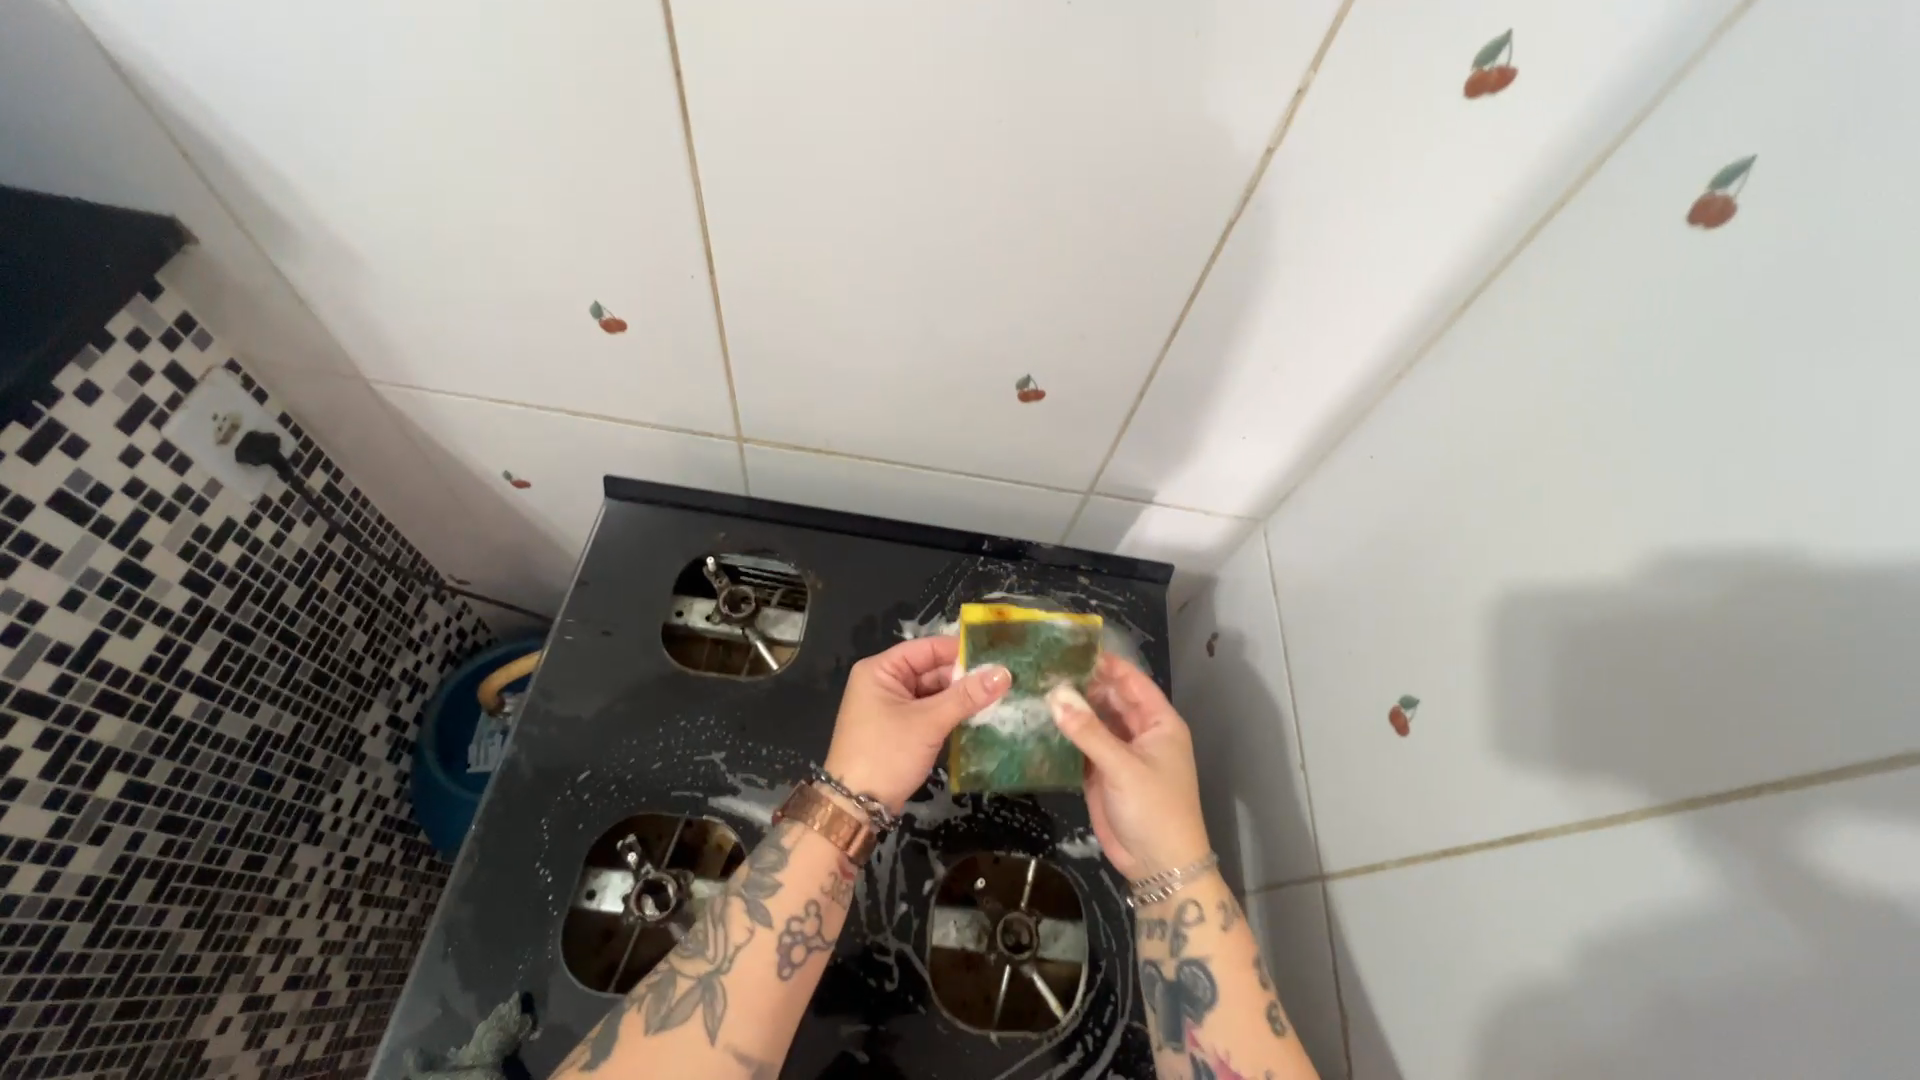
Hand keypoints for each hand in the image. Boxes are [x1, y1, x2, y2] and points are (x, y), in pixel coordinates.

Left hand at [822, 636, 1010, 812]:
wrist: (855, 807)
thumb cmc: (886, 754)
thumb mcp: (928, 722)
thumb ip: (966, 696)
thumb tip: (1004, 672)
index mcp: (880, 670)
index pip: (926, 648)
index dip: (960, 651)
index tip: (997, 655)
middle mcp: (883, 682)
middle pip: (931, 670)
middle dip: (964, 677)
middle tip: (1004, 679)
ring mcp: (890, 707)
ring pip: (932, 693)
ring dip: (960, 698)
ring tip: (999, 696)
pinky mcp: (898, 729)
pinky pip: (928, 712)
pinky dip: (949, 714)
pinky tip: (978, 716)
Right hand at [1047, 653, 1210, 880]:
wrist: (1159, 867)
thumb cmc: (1154, 809)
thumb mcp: (1123, 766)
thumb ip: (1088, 731)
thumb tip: (1055, 694)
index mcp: (1159, 723)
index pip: (1131, 682)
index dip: (1106, 663)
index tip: (1071, 646)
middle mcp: (1139, 733)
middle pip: (1109, 698)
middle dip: (1081, 683)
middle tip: (1043, 665)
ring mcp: (1119, 753)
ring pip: (1093, 721)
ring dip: (1070, 708)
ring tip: (1034, 687)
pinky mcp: (1101, 774)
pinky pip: (1080, 746)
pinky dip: (1063, 735)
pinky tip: (1037, 722)